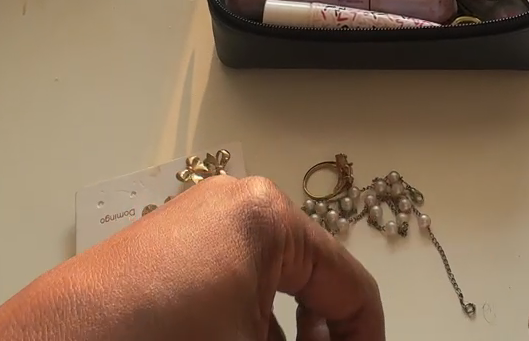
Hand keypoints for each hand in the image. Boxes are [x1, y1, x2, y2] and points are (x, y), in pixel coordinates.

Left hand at [0, 174, 382, 340]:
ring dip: (278, 336)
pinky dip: (240, 325)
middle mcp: (236, 201)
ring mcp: (194, 219)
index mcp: (269, 215)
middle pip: (308, 279)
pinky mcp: (163, 244)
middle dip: (316, 336)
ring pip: (266, 286)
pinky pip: (226, 284)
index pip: (350, 283)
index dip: (366, 340)